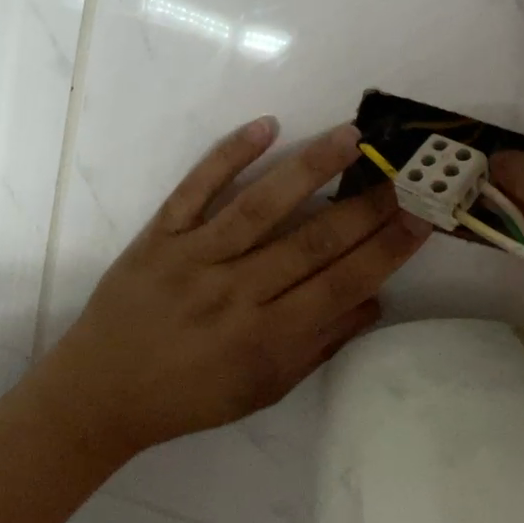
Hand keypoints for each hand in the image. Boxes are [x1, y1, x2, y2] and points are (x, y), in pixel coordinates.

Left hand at [23, 118, 431, 457]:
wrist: (100, 392)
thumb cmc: (190, 396)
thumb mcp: (262, 389)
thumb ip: (319, 345)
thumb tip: (375, 301)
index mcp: (266, 339)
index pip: (341, 285)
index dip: (387, 250)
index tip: (423, 217)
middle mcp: (235, 294)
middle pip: (312, 242)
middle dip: (366, 207)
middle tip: (405, 173)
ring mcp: (194, 259)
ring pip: (261, 207)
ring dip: (309, 168)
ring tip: (351, 137)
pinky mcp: (159, 235)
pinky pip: (197, 189)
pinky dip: (230, 155)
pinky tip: (266, 126)